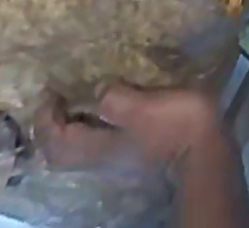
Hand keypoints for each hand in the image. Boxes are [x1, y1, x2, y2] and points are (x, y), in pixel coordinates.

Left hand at [37, 86, 226, 170]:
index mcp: (94, 146)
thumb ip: (115, 98)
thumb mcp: (145, 106)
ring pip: (73, 150)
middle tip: (55, 101)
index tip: (50, 90)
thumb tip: (97, 89)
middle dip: (49, 128)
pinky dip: (86, 132)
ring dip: (66, 131)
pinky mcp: (129, 156)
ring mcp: (112, 160)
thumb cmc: (173, 124)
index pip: (55, 136)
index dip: (47, 115)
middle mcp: (96, 158)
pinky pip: (93, 145)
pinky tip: (101, 118)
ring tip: (73, 108)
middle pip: (58, 150)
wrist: (202, 150)